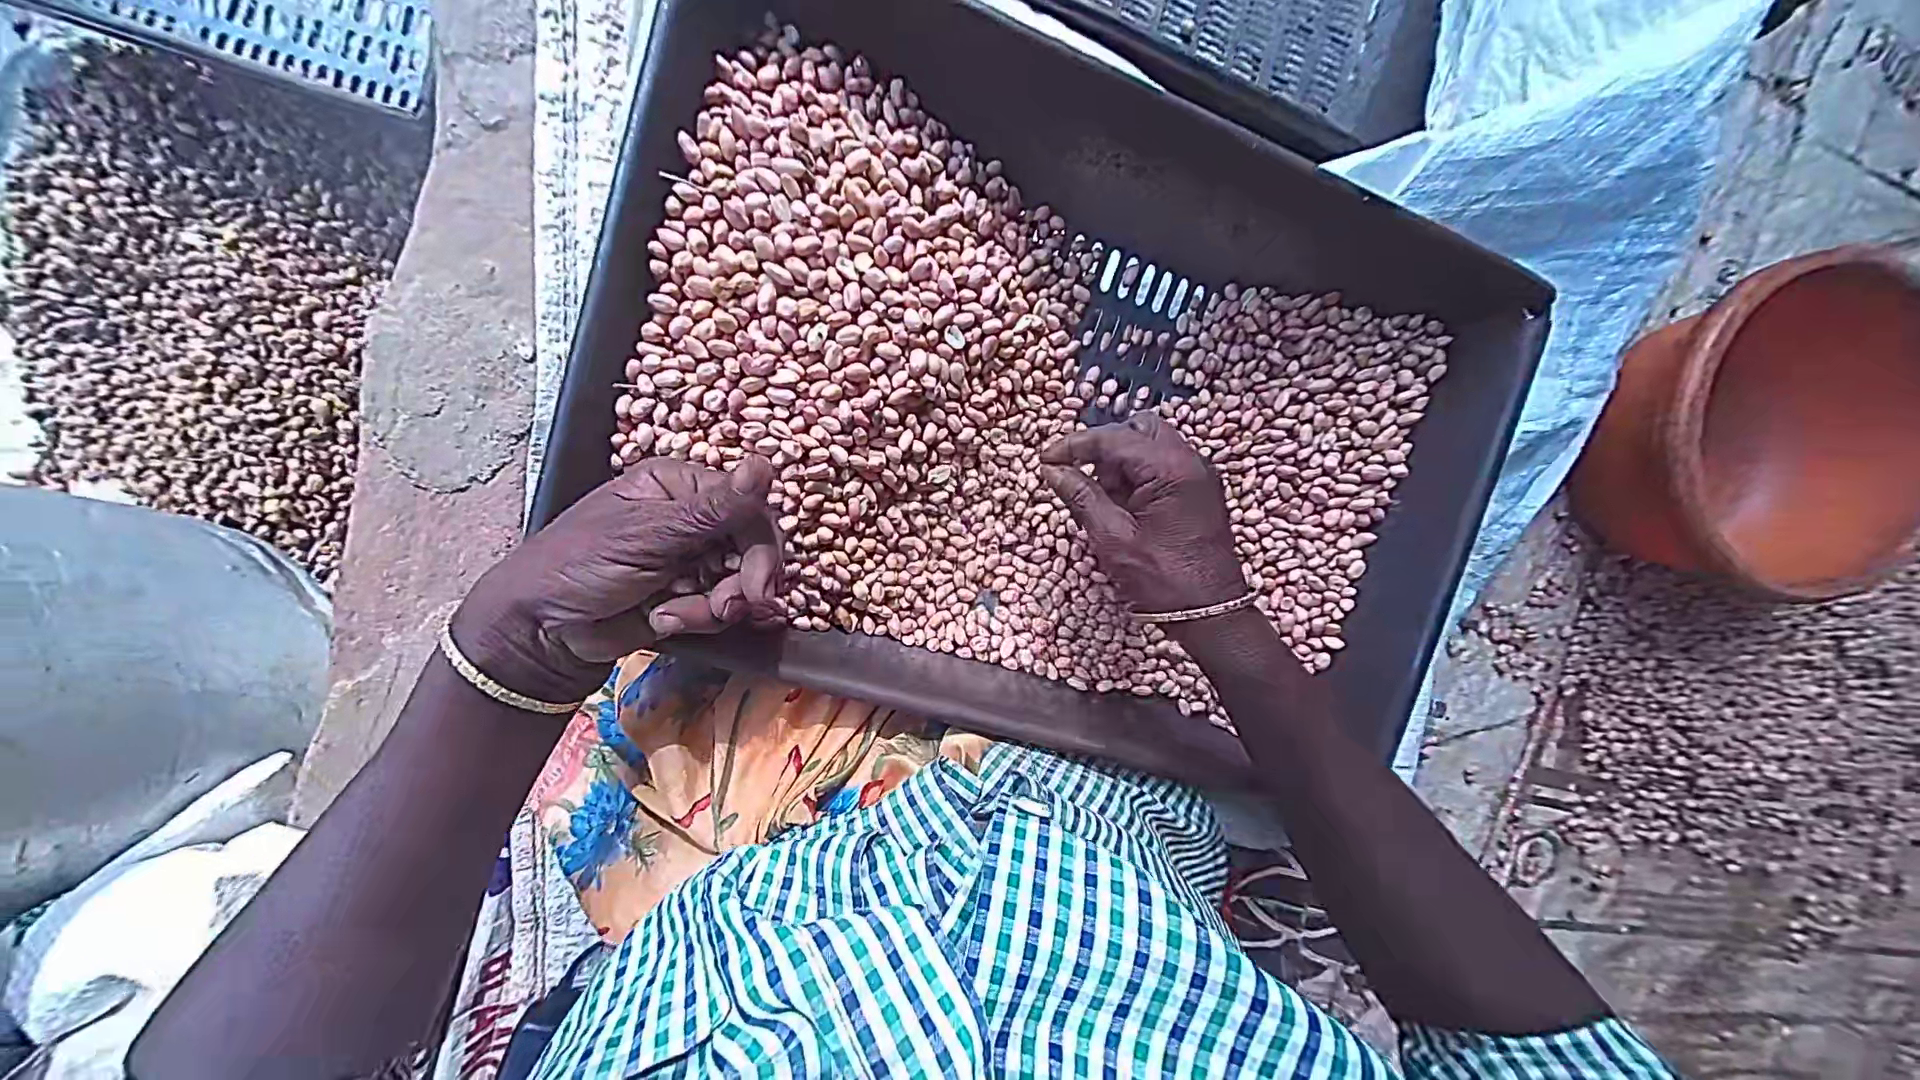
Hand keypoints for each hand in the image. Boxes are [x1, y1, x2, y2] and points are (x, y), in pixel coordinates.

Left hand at [451, 455, 783, 703]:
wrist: (539, 631)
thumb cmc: (577, 564)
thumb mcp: (647, 534)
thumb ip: (712, 508)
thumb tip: (764, 465)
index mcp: (682, 487)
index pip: (749, 509)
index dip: (761, 547)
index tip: (759, 585)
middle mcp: (696, 519)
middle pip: (753, 548)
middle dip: (741, 583)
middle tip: (724, 607)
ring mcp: (695, 559)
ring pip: (742, 582)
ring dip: (716, 605)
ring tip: (673, 614)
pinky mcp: (692, 594)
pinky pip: (722, 607)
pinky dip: (698, 619)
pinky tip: (662, 619)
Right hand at [1039, 412, 1246, 614]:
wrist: (1211, 615)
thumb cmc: (1163, 581)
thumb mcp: (1112, 538)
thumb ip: (1081, 497)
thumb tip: (1052, 470)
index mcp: (1172, 469)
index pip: (1114, 438)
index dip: (1074, 445)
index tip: (1046, 459)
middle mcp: (1191, 463)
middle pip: (1137, 430)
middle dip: (1102, 448)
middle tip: (1078, 475)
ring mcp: (1198, 476)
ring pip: (1150, 445)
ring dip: (1119, 463)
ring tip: (1101, 500)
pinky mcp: (1197, 492)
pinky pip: (1161, 467)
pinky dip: (1136, 477)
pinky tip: (1120, 507)